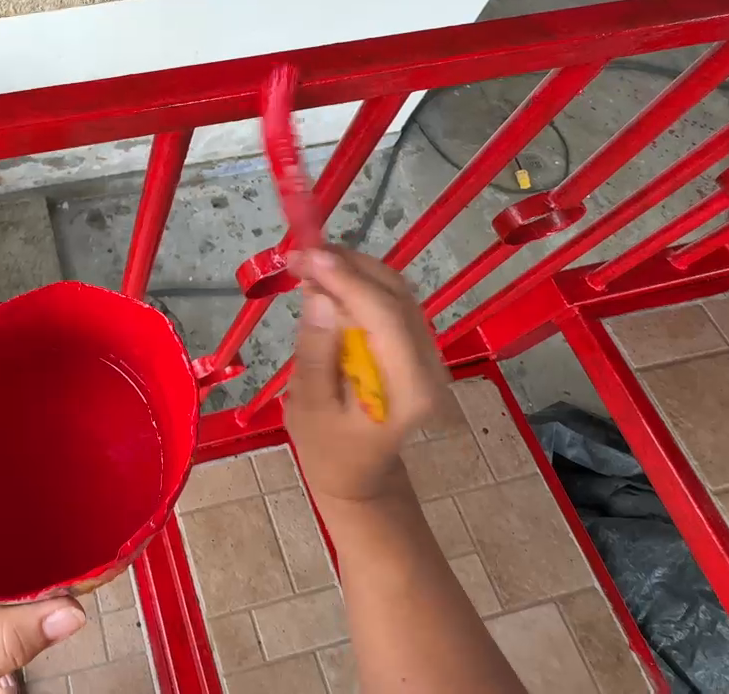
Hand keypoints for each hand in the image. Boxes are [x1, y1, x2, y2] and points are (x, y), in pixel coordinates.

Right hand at [282, 247, 453, 505]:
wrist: (357, 474)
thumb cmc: (327, 448)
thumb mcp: (309, 406)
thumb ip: (315, 351)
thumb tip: (320, 295)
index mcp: (409, 388)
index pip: (386, 317)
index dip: (347, 280)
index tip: (305, 255)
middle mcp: (430, 365)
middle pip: (395, 295)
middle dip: (347, 266)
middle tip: (298, 255)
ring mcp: (428, 353)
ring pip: (395, 290)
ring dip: (351, 269)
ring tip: (306, 264)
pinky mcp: (415, 344)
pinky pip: (391, 300)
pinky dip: (358, 283)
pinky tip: (326, 281)